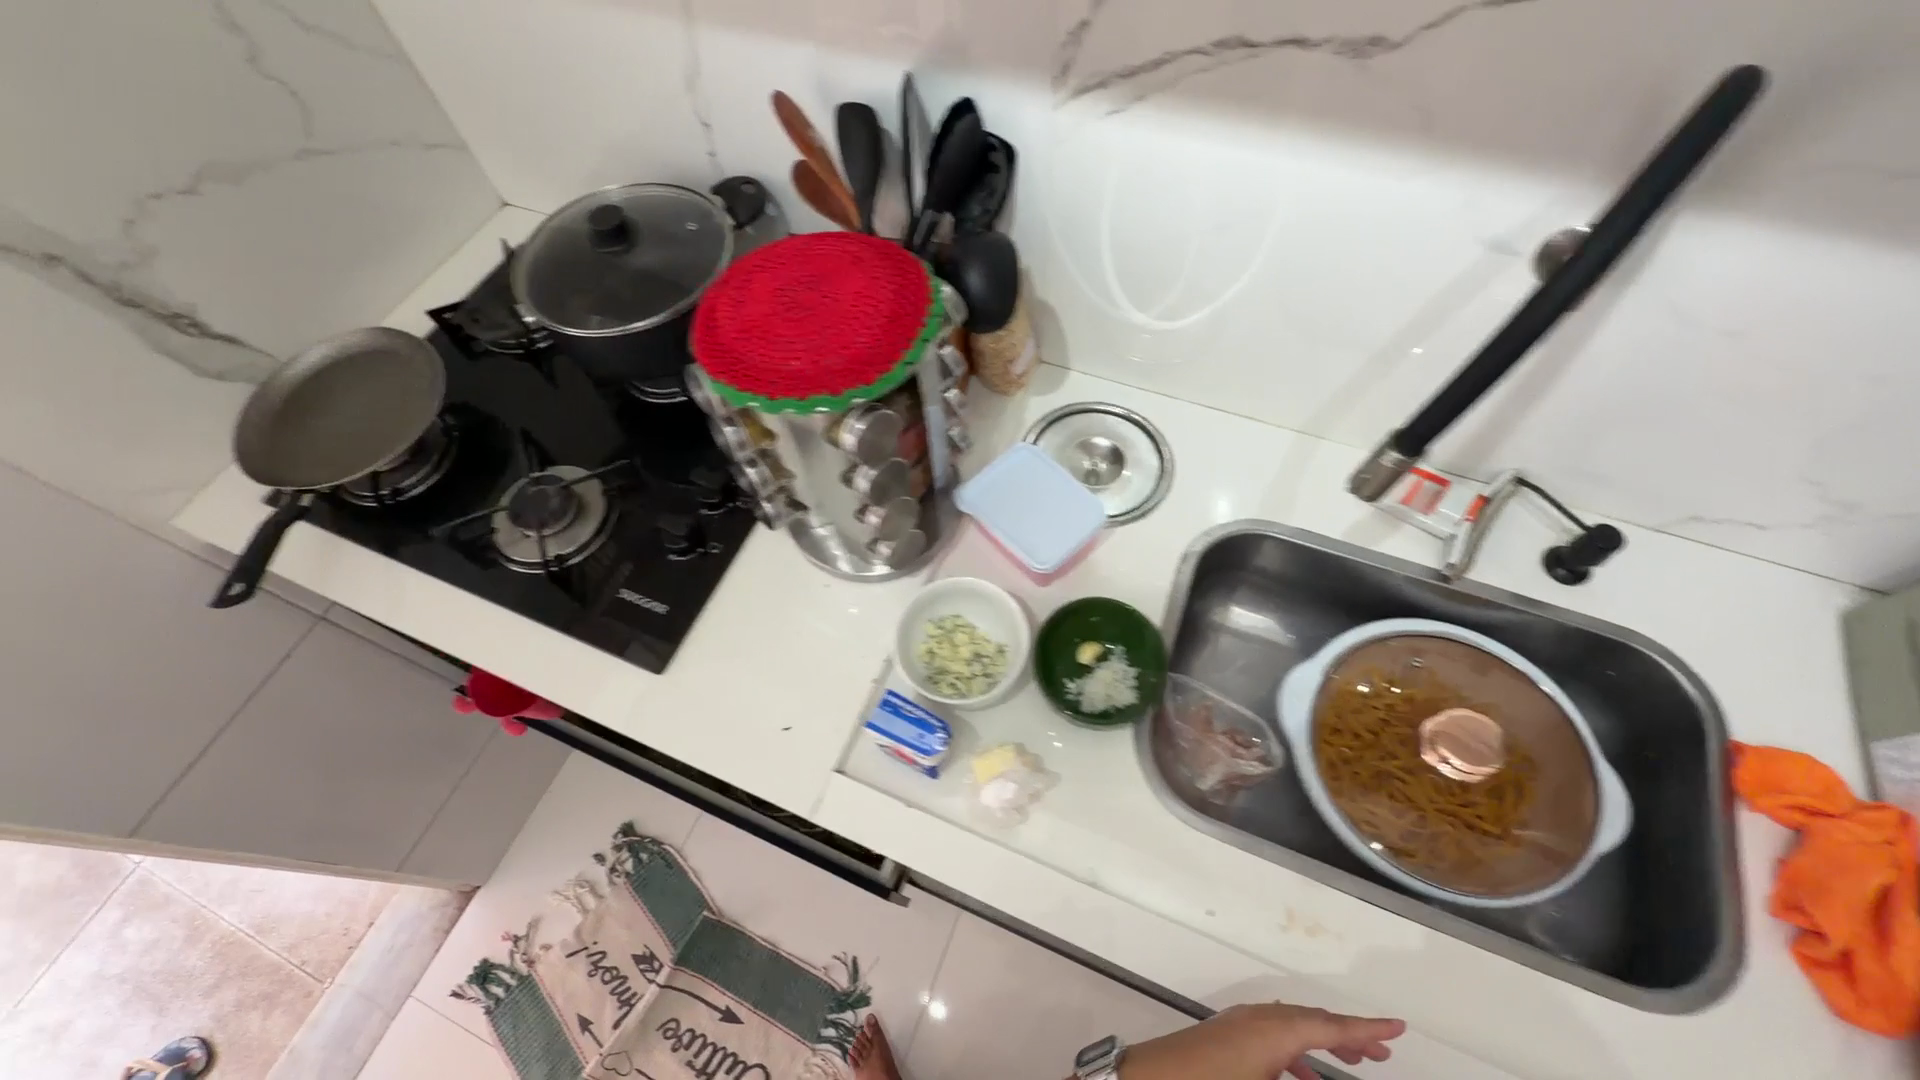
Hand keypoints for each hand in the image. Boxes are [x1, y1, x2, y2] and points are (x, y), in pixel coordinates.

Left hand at [1117, 1002, 1405, 1079]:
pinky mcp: (1225, 1035)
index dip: (1367, 1028)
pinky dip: (1295, 1050)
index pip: (1330, 1026)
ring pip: (1292, 1027)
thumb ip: (1302, 1078)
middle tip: (1383, 1053)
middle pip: (1313, 1020)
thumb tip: (1318, 1075)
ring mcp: (1239, 1024)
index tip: (1398, 1026)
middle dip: (1349, 1034)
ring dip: (1323, 1041)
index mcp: (1273, 1030)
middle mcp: (1258, 1019)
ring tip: (1352, 1062)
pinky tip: (1302, 1075)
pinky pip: (1271, 1035)